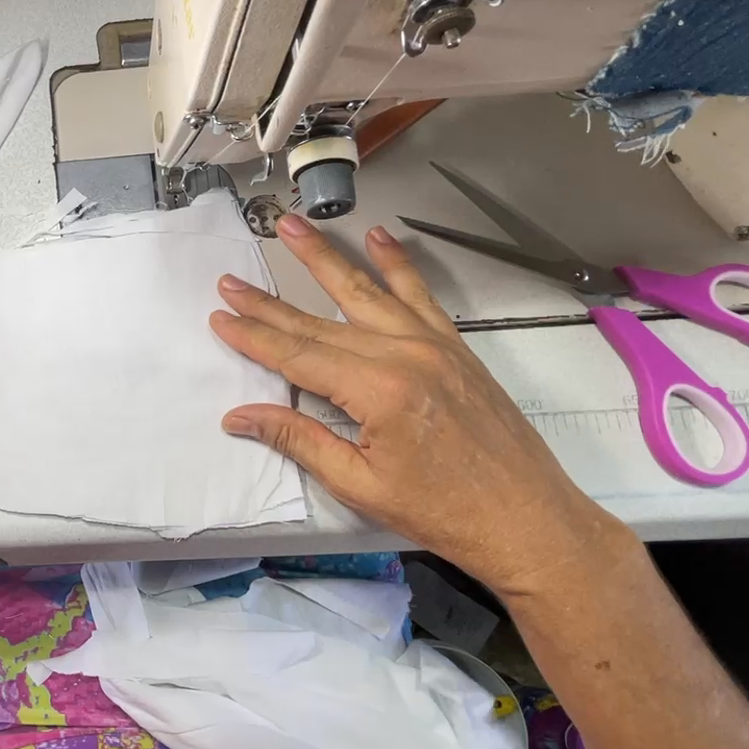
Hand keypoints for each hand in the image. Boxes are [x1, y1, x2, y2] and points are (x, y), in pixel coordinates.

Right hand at [210, 216, 630, 599]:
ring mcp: (434, 345)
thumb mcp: (358, 483)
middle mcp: (405, 355)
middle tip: (231, 280)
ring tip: (294, 228)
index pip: (298, 355)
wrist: (528, 521)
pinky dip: (397, 264)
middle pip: (320, 321)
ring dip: (325, 258)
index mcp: (378, 391)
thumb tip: (239, 416)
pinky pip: (420, 295)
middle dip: (269, 302)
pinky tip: (379, 238)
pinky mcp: (455, 348)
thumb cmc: (441, 512)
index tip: (220, 316)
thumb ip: (298, 439)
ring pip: (366, 291)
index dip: (254, 336)